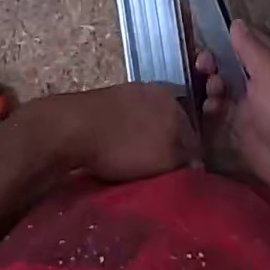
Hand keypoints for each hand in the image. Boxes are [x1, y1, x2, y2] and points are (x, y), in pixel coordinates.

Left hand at [33, 84, 200, 182]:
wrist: (72, 127)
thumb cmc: (124, 145)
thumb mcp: (166, 161)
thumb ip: (187, 161)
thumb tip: (197, 164)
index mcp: (174, 100)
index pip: (193, 135)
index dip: (188, 160)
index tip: (178, 179)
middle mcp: (155, 90)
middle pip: (169, 127)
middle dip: (167, 149)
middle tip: (157, 174)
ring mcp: (128, 92)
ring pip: (146, 125)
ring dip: (143, 144)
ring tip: (133, 166)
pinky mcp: (106, 99)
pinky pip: (124, 123)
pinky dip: (124, 138)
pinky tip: (115, 152)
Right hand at [198, 21, 269, 198]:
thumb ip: (251, 47)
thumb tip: (236, 23)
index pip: (253, 41)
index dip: (232, 38)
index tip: (208, 36)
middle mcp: (266, 80)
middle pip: (234, 62)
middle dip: (216, 60)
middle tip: (203, 64)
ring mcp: (253, 102)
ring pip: (225, 83)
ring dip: (213, 82)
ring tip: (212, 89)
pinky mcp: (242, 123)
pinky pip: (222, 106)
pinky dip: (214, 104)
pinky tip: (211, 107)